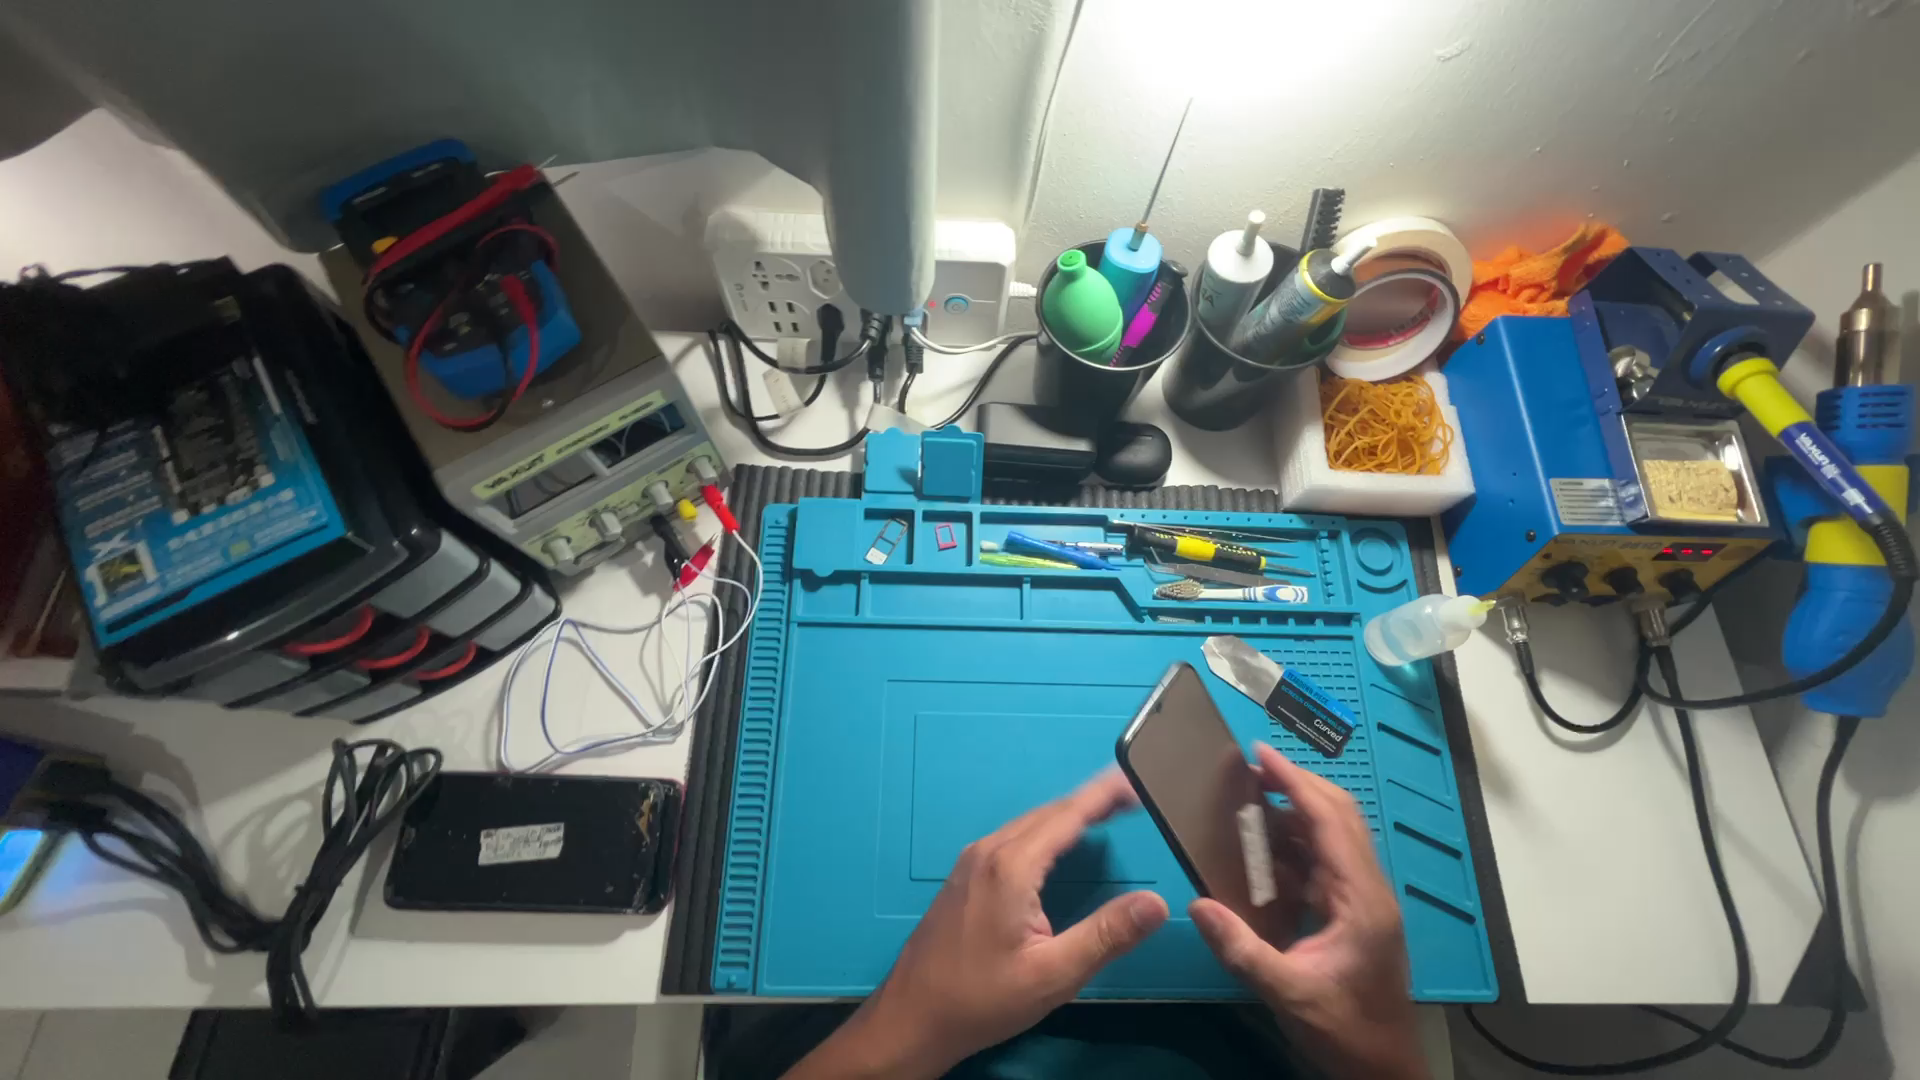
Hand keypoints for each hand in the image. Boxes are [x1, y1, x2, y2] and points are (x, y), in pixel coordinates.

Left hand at [789, 769, 1168, 1078]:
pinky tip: (1060, 843)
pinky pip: (1015, 837)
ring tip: (1106, 813)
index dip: (1104, 795)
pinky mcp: (966, 873)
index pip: (1068, 815)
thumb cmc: (982, 999)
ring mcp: (973, 859)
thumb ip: (1106, 936)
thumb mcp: (1053, 975)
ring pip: (1030, 823)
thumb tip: (1156, 903)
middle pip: (1050, 813)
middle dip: (1092, 801)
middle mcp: (990, 849)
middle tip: (1132, 797)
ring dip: (1069, 815)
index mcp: (1012, 865)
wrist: (911, 1016)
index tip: (1135, 780)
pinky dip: (1047, 830)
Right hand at [1189, 743, 1425, 1079]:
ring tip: (1250, 797)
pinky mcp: (1353, 909)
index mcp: (1361, 900)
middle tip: (1249, 769)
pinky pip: (1324, 857)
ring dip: (1294, 808)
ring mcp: (1363, 898)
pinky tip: (1263, 843)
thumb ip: (1244, 951)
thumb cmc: (1345, 1033)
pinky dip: (1294, 837)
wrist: (1383, 1072)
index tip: (1261, 753)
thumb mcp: (1289, 995)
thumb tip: (1197, 905)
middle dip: (1295, 784)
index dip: (1296, 782)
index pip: (1330, 821)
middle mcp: (1368, 889)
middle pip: (1338, 815)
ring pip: (1333, 832)